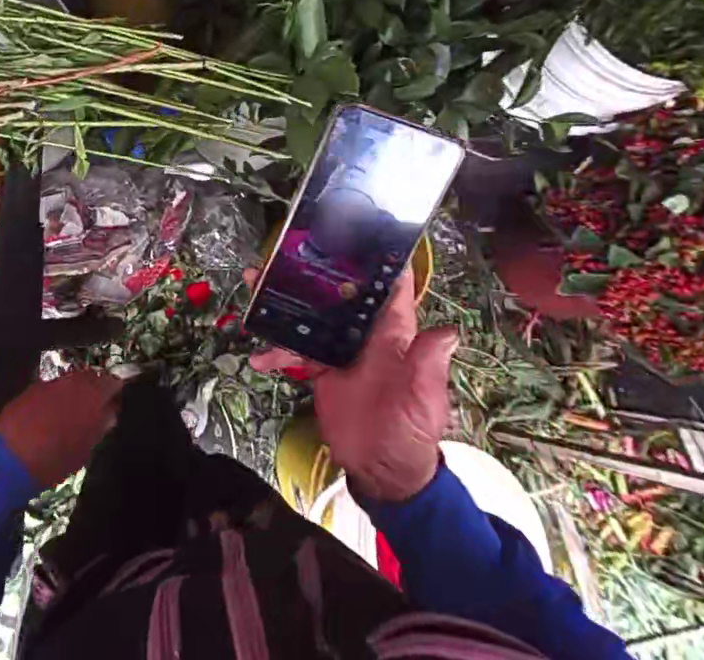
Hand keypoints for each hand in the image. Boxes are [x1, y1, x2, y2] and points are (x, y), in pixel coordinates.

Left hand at [0, 369, 123, 488]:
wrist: (4, 460)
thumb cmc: (53, 459)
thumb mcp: (85, 449)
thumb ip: (101, 426)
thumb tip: (109, 412)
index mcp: (93, 394)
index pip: (114, 381)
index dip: (116, 391)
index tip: (115, 403)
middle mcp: (74, 381)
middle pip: (93, 376)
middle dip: (96, 388)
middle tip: (95, 408)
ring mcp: (51, 383)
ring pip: (72, 381)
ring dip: (76, 392)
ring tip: (72, 412)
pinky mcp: (31, 389)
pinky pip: (52, 388)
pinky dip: (56, 397)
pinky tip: (51, 414)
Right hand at [251, 268, 457, 501]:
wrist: (383, 470)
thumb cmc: (412, 431)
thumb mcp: (426, 398)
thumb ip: (429, 365)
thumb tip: (449, 331)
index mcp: (394, 332)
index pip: (389, 288)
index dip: (375, 260)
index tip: (351, 232)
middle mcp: (365, 333)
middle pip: (337, 294)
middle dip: (312, 273)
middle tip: (282, 255)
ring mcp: (340, 350)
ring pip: (310, 317)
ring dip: (284, 303)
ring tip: (254, 286)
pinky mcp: (321, 370)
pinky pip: (296, 353)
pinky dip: (276, 352)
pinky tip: (258, 355)